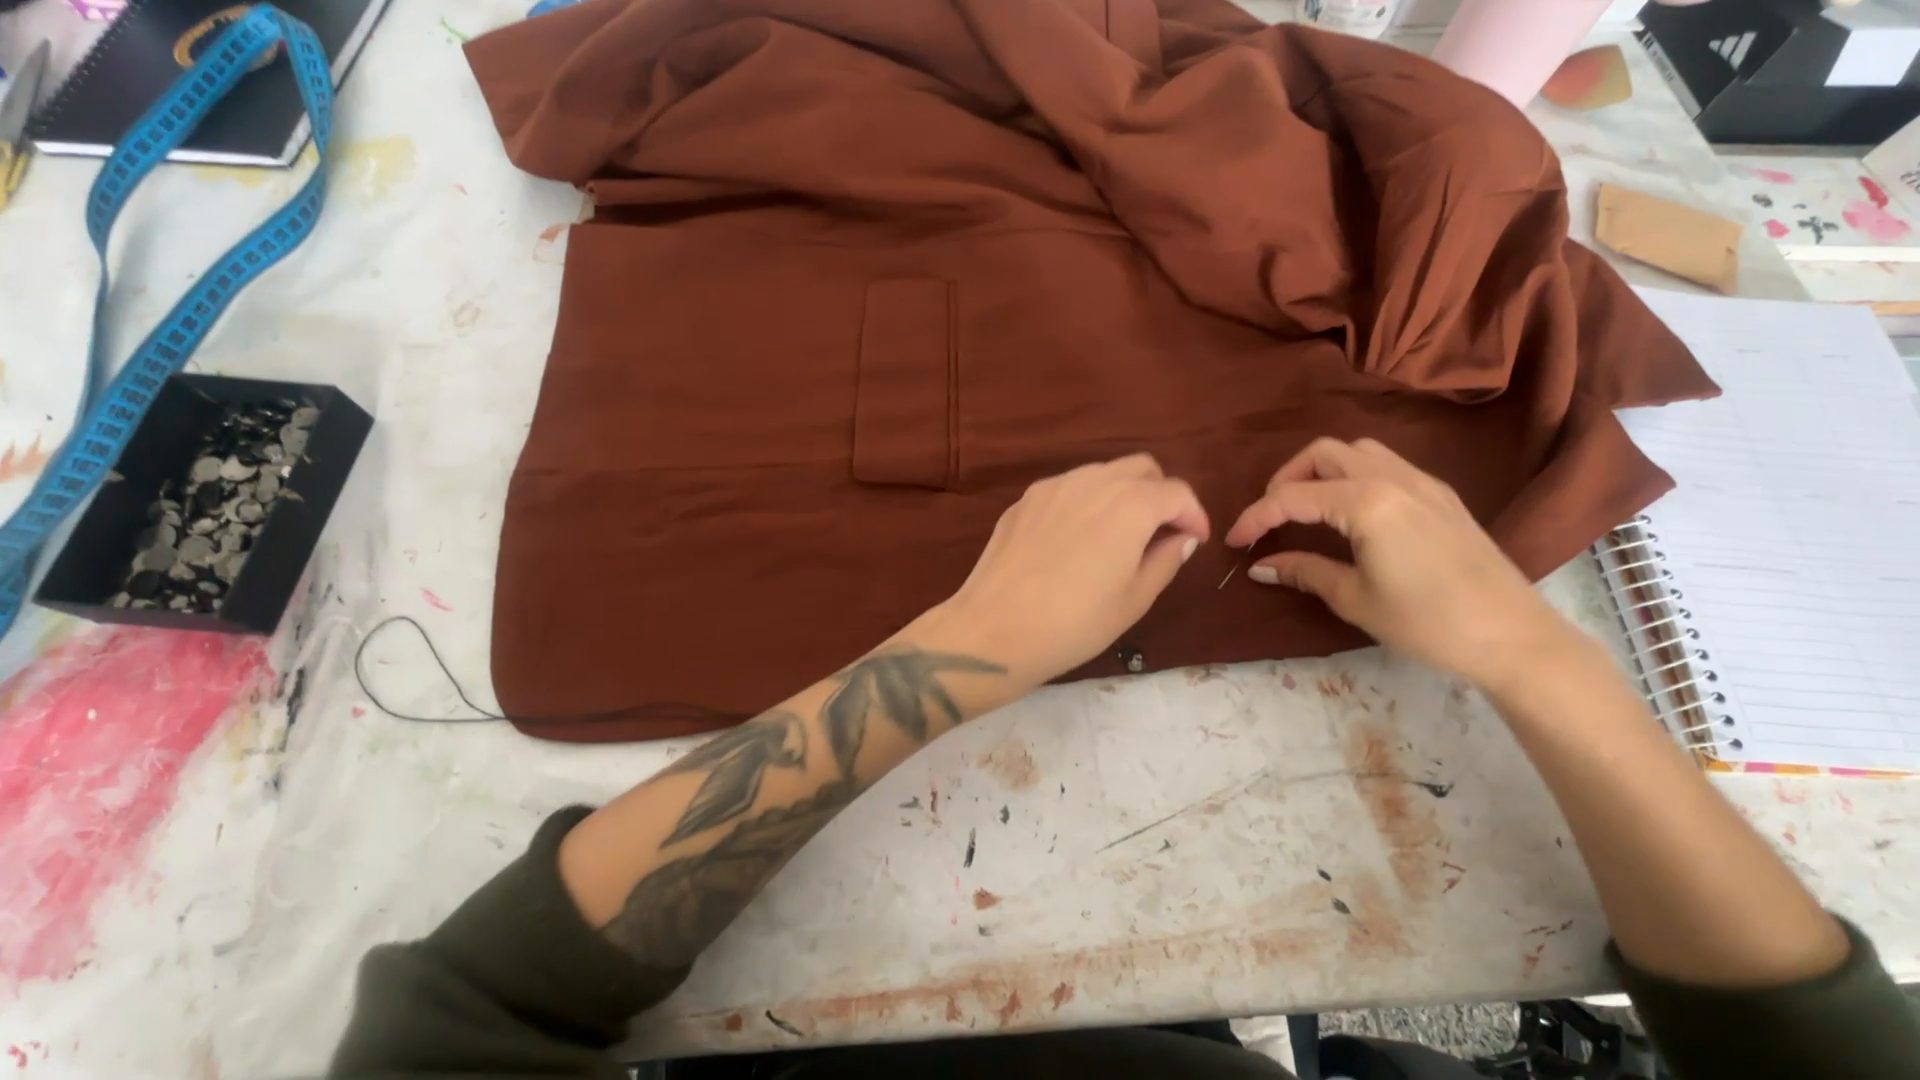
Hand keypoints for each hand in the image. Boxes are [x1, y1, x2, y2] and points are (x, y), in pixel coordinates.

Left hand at [932, 454, 1208, 685]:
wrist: (994, 630)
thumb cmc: (1075, 623)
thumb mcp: (1134, 599)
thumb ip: (1164, 560)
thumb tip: (1180, 537)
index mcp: (1130, 503)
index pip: (1177, 492)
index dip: (1193, 515)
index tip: (1194, 541)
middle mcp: (1093, 481)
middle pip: (1141, 468)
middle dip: (1160, 494)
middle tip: (1160, 533)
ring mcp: (1053, 487)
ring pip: (1101, 473)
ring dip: (1122, 494)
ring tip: (1119, 537)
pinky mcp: (1023, 501)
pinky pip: (1067, 489)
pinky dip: (1086, 503)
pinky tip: (1077, 542)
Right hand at [1226, 438, 1570, 689]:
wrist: (1513, 635)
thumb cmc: (1427, 621)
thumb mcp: (1355, 599)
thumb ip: (1305, 572)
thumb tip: (1261, 565)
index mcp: (1367, 502)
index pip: (1292, 497)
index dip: (1255, 517)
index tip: (1234, 543)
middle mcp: (1393, 478)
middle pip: (1324, 453)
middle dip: (1287, 479)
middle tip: (1271, 518)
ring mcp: (1423, 483)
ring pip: (1358, 450)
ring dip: (1323, 471)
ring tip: (1308, 509)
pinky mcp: (1442, 496)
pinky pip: (1387, 465)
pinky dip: (1355, 476)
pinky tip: (1352, 514)